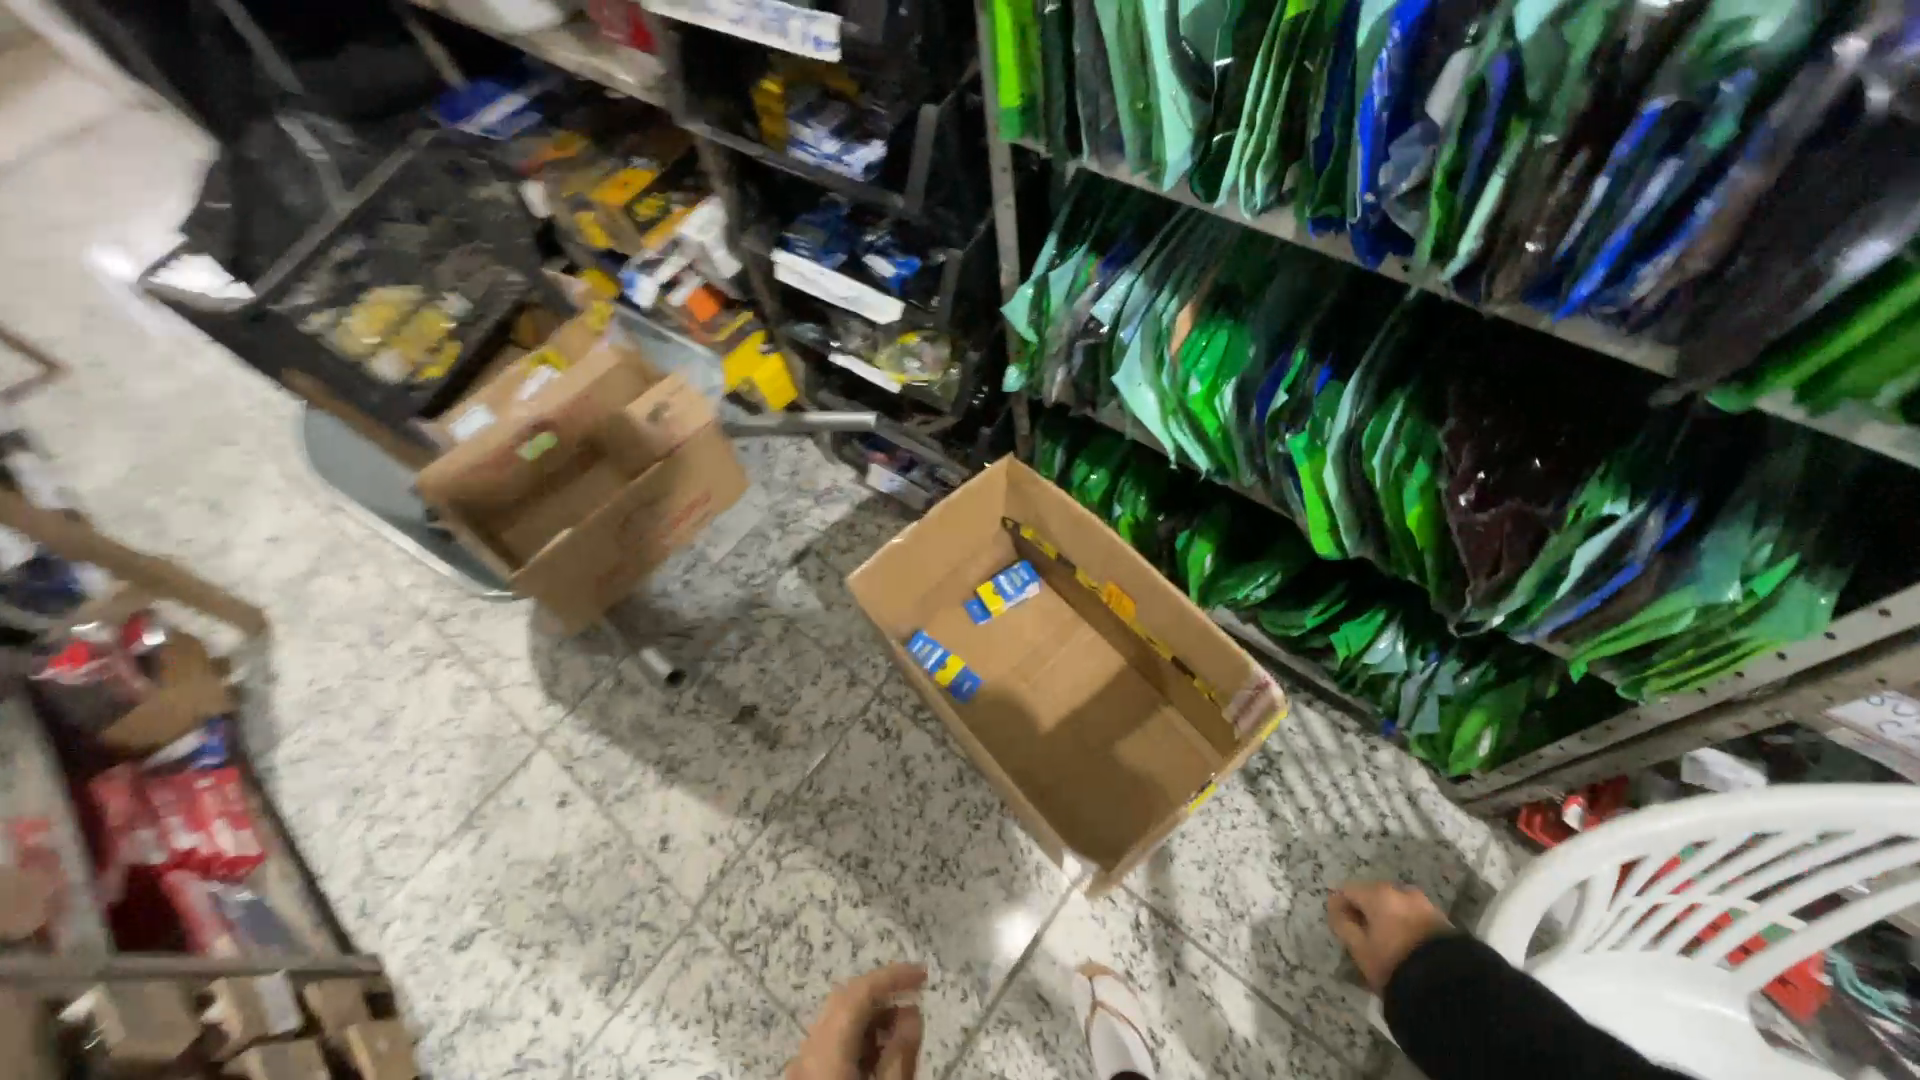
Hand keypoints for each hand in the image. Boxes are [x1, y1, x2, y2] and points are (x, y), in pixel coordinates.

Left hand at [787, 962, 926, 1079]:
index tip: (923, 973)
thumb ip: (901, 1050)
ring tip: (903, 1028)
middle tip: (914, 994)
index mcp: (827, 1046)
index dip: (893, 975)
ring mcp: (801, 1064)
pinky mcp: (804, 1076)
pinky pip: (830, 1043)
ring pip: (835, 1020)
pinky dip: (857, 1037)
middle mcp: (807, 1048)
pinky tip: (880, 1051)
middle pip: (843, 1000)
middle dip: (880, 991)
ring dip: (870, 1016)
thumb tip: (912, 1011)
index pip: (859, 992)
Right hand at [1327, 882, 1451, 993]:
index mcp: (1377, 893)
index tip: (1343, 930)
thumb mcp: (1359, 948)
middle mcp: (1401, 891)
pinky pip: (1414, 916)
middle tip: (1364, 939)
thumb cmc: (1394, 963)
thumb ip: (1342, 923)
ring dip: (1388, 918)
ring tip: (1388, 944)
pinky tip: (1408, 946)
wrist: (1450, 984)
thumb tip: (1334, 905)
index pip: (1347, 890)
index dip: (1340, 908)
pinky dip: (1406, 925)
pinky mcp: (1443, 919)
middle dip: (1366, 912)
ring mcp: (1424, 904)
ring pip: (1395, 905)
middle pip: (1372, 895)